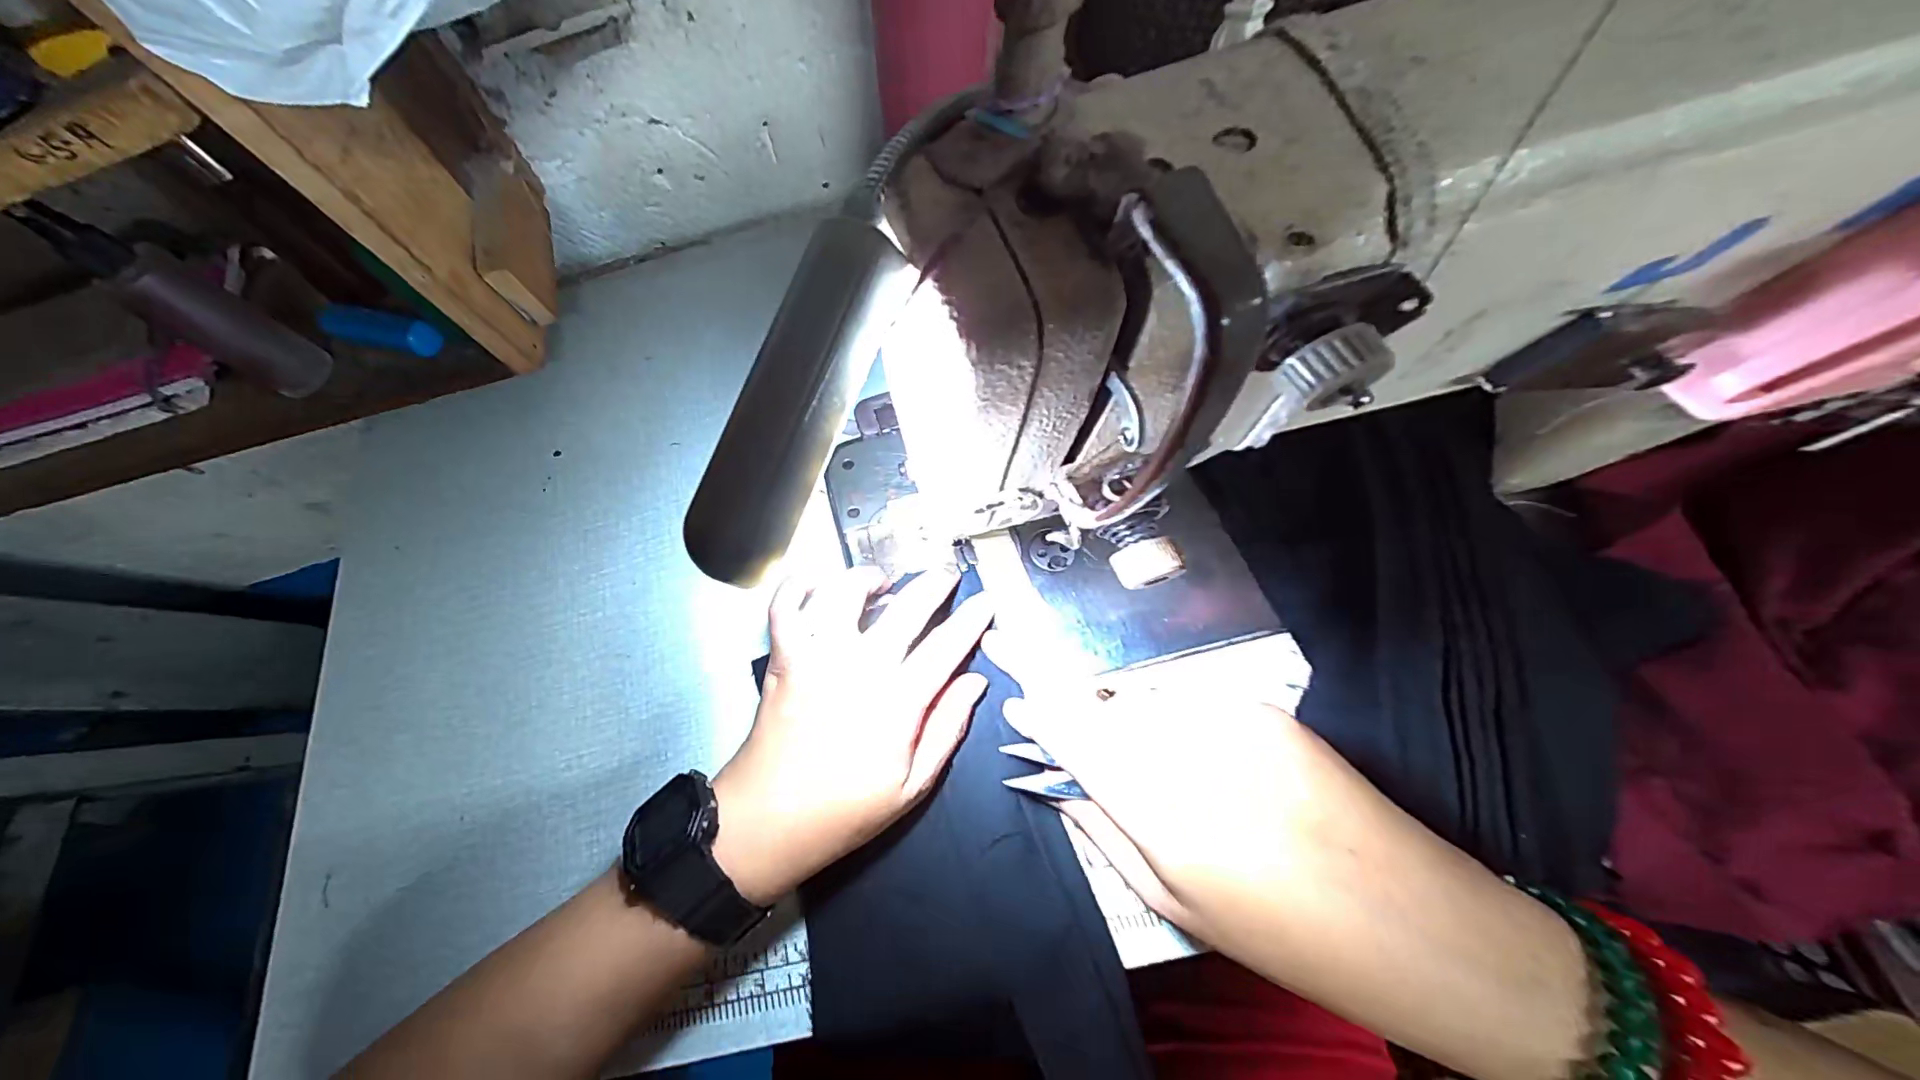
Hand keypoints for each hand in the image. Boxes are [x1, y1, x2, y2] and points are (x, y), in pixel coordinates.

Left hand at [710, 566, 992, 904]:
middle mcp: (860, 667)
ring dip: (867, 578)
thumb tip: (974, 682)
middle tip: (945, 577)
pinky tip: (817, 585)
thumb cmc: (843, 811)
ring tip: (880, 582)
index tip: (985, 603)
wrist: (766, 821)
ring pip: (844, 593)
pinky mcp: (783, 658)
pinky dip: (798, 587)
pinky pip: (785, 606)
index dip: (971, 619)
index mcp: (898, 701)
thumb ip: (946, 729)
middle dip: (934, 584)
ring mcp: (817, 657)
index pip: (947, 646)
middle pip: (906, 606)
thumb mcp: (911, 787)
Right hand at [981, 629, 1372, 939]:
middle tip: (1101, 754)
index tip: (1014, 689)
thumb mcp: (1173, 899)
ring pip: (1147, 700)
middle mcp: (1189, 750)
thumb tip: (1054, 780)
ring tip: (1173, 773)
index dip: (1038, 706)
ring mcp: (1232, 719)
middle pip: (1106, 706)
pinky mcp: (1264, 707)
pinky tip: (1214, 765)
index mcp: (1160, 810)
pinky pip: (1193, 701)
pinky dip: (1181, 721)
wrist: (1406, 914)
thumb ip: (1101, 829)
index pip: (1073, 733)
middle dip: (1088, 719)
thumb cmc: (1278, 929)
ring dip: (1136, 723)